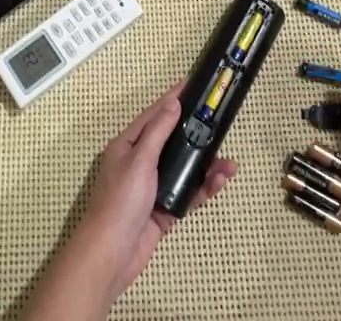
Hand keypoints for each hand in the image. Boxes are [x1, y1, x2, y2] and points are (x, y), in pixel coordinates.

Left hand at [80, 86, 236, 299]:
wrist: (111, 256)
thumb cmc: (121, 202)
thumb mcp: (139, 161)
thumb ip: (158, 132)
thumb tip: (172, 104)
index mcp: (128, 146)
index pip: (154, 115)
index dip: (173, 99)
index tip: (192, 84)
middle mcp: (140, 162)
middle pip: (173, 141)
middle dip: (197, 134)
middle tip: (220, 125)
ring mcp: (153, 186)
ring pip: (184, 168)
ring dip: (206, 165)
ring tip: (228, 164)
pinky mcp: (164, 209)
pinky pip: (187, 192)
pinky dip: (202, 188)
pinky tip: (218, 183)